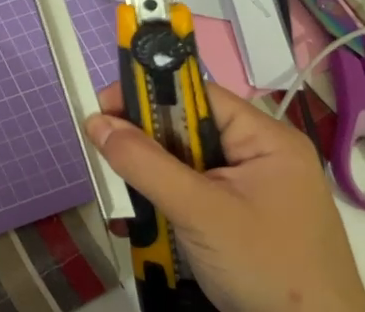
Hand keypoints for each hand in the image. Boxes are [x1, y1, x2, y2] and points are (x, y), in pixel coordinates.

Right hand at [84, 83, 364, 311]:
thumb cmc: (270, 270)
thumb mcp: (199, 212)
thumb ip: (144, 162)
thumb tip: (94, 121)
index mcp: (266, 140)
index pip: (194, 93)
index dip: (145, 94)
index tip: (102, 111)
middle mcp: (260, 156)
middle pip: (184, 128)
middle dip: (142, 145)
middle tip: (107, 161)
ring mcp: (252, 189)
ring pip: (182, 163)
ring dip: (148, 179)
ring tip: (124, 202)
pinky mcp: (241, 218)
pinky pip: (190, 192)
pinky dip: (162, 202)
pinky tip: (144, 224)